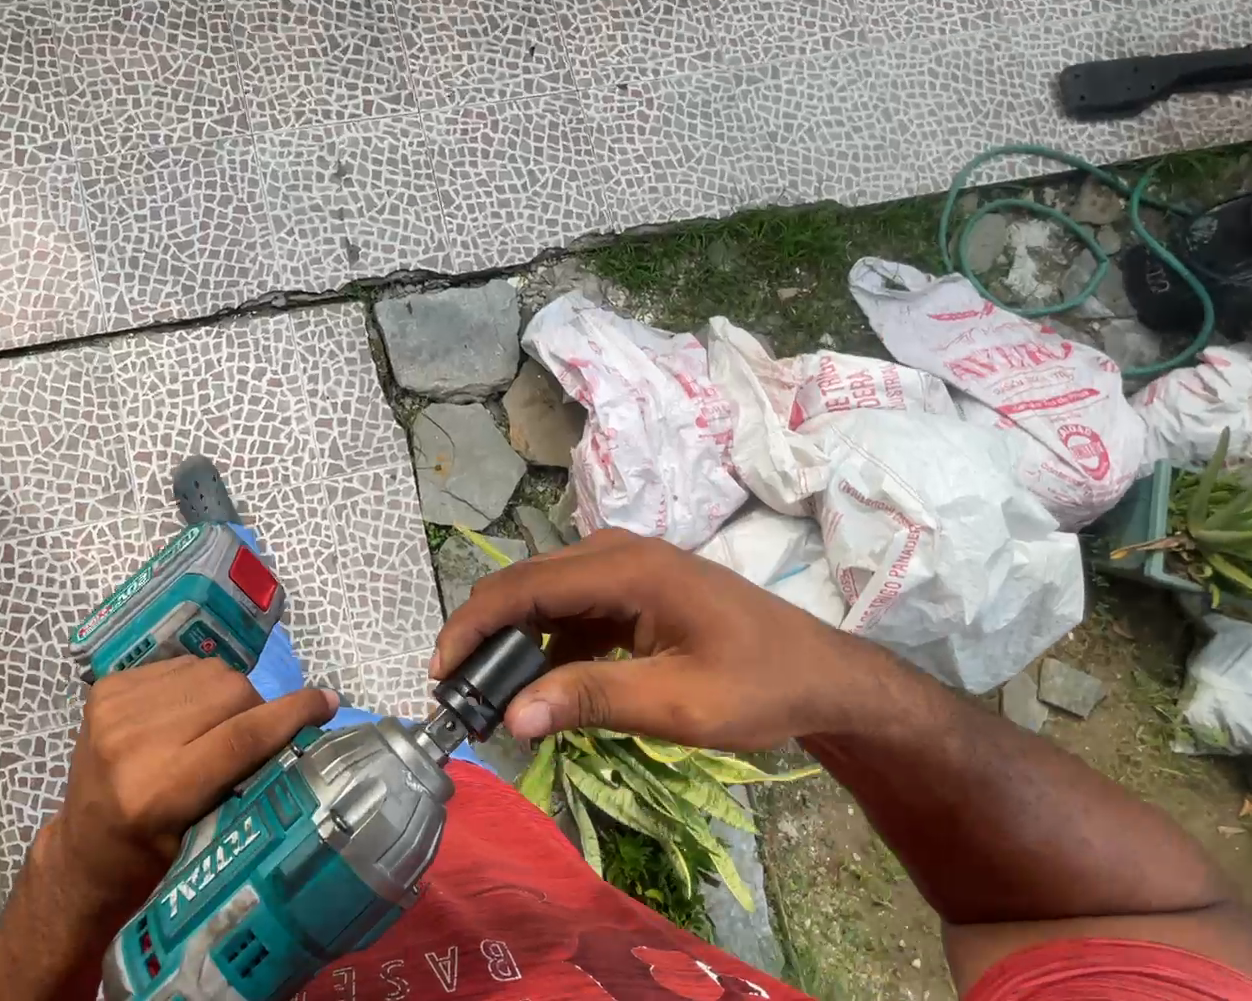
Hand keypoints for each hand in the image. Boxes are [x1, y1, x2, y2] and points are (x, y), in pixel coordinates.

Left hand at [35, 658, 337, 914]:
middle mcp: (132, 743)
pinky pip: (179, 665)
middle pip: (229, 692)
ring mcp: (114, 710)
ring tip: (218, 724)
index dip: (291, 714)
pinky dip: (195, 684)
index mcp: (158, 792)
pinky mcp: (105, 688)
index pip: (241, 737)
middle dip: (258, 707)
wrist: (80, 853)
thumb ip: (245, 780)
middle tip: (256, 735)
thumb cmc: (151, 863)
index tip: (327, 701)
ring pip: (208, 671)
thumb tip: (299, 732)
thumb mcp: (206, 836)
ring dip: (227, 693)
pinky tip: (187, 712)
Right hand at [431, 528, 887, 750]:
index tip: (440, 670)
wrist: (825, 677)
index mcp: (626, 568)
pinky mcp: (627, 583)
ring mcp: (621, 563)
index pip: (523, 586)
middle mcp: (614, 551)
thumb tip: (511, 716)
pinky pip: (567, 605)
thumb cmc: (761, 686)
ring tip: (490, 689)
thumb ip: (592, 700)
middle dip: (482, 632)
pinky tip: (542, 680)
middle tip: (457, 687)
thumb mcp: (678, 703)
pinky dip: (543, 640)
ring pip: (540, 592)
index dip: (473, 625)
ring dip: (510, 638)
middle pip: (523, 582)